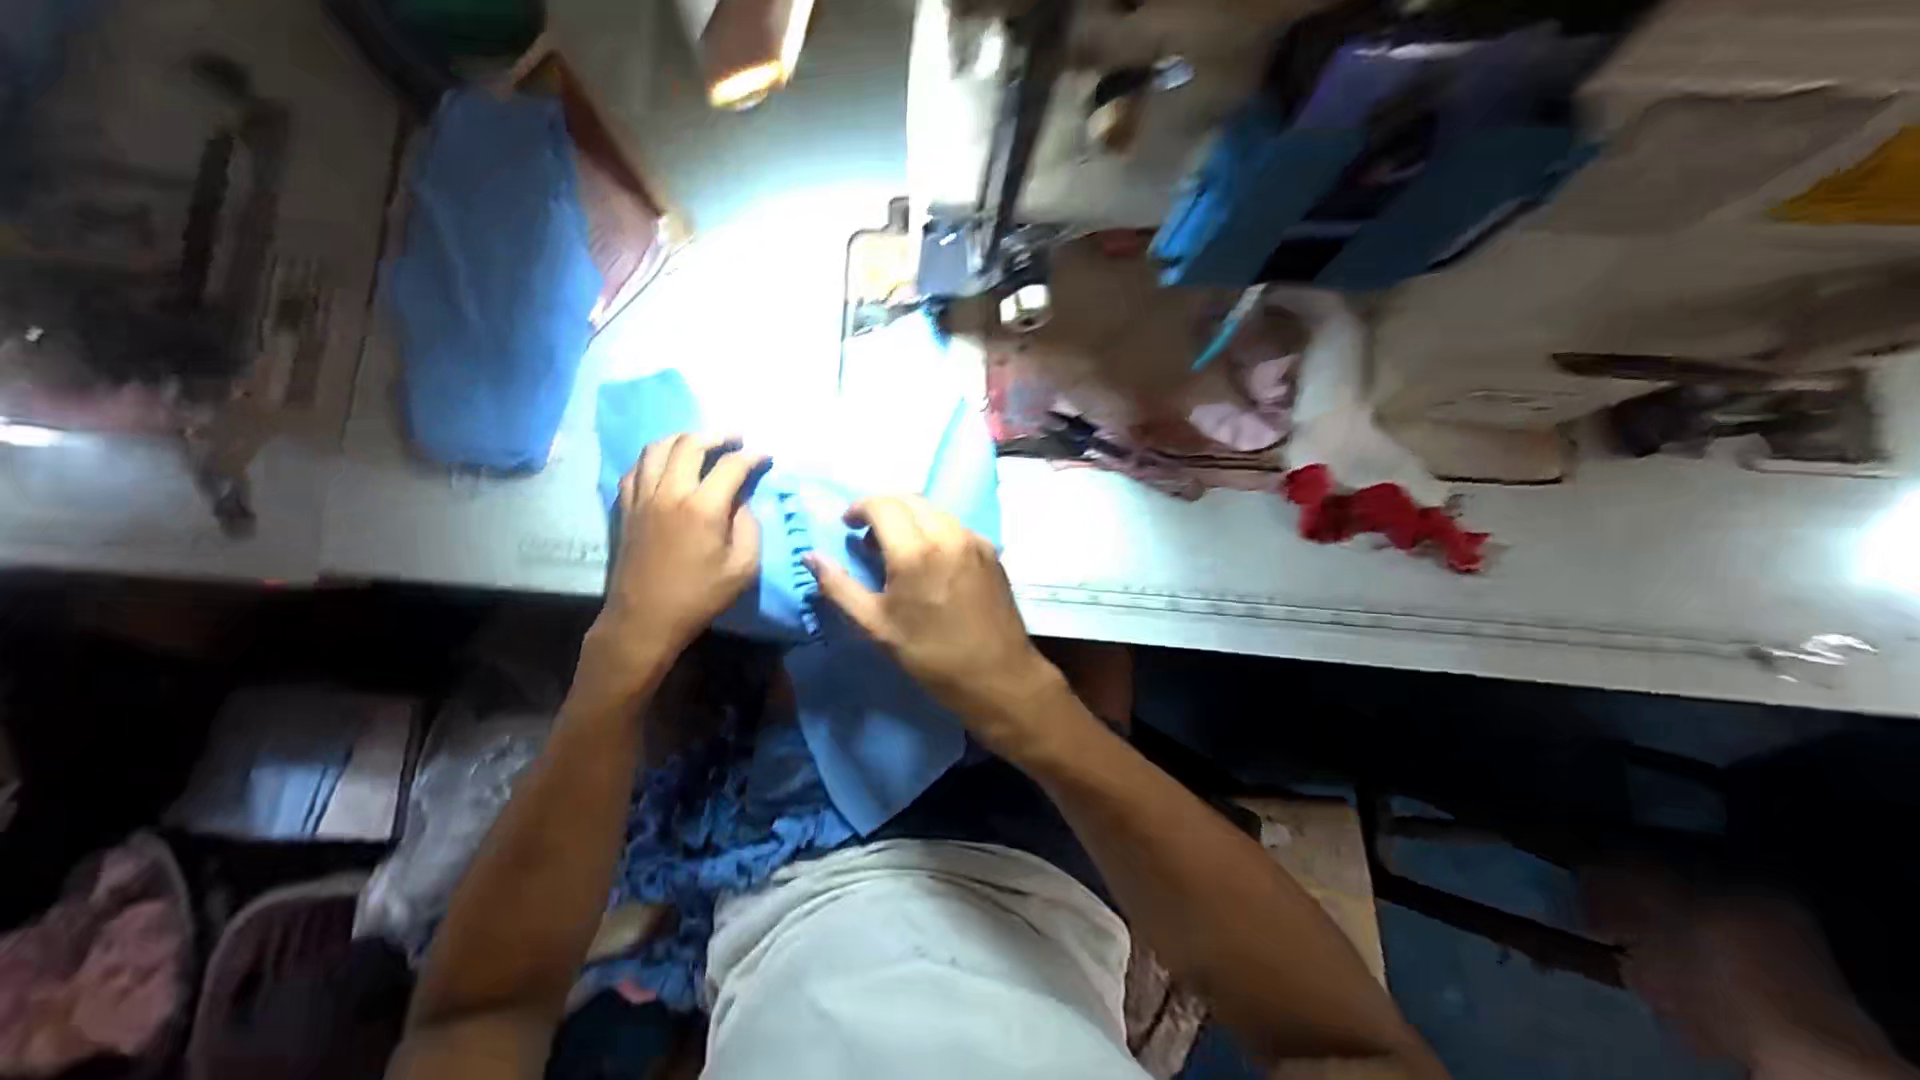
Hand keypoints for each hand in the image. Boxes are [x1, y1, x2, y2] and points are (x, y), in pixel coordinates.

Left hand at [594, 434, 764, 665]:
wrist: (645, 619)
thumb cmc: (699, 597)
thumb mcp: (743, 568)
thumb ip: (749, 527)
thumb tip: (741, 502)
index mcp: (703, 508)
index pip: (731, 465)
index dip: (753, 456)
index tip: (766, 456)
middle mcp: (670, 492)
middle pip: (691, 444)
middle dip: (718, 435)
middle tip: (736, 438)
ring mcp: (643, 497)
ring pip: (658, 448)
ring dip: (683, 438)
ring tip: (700, 442)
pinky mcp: (627, 508)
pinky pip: (637, 468)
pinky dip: (654, 458)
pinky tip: (666, 464)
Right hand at [805, 495, 1071, 762]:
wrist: (996, 675)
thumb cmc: (930, 655)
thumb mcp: (875, 626)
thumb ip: (839, 587)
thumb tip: (811, 557)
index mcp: (916, 551)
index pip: (882, 505)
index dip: (859, 508)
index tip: (847, 524)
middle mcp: (948, 535)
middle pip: (910, 499)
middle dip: (884, 508)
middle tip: (868, 536)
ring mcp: (974, 541)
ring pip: (935, 511)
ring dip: (910, 517)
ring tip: (897, 549)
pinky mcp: (991, 552)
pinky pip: (956, 527)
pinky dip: (935, 530)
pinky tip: (929, 560)